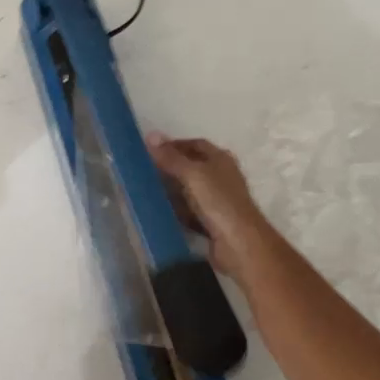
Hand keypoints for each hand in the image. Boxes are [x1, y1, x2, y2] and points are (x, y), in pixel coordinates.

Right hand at [148, 134, 274, 279]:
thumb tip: (151, 135)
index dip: (173, 145)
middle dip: (168, 168)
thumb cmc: (218, 202)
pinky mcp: (210, 222)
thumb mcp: (192, 174)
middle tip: (141, 171)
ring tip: (143, 191)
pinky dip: (174, 210)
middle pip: (190, 167)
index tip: (149, 150)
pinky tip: (157, 212)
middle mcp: (219, 177)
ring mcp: (215, 201)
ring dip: (169, 191)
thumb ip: (171, 157)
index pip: (194, 145)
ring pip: (187, 191)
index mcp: (220, 159)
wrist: (238, 244)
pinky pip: (188, 212)